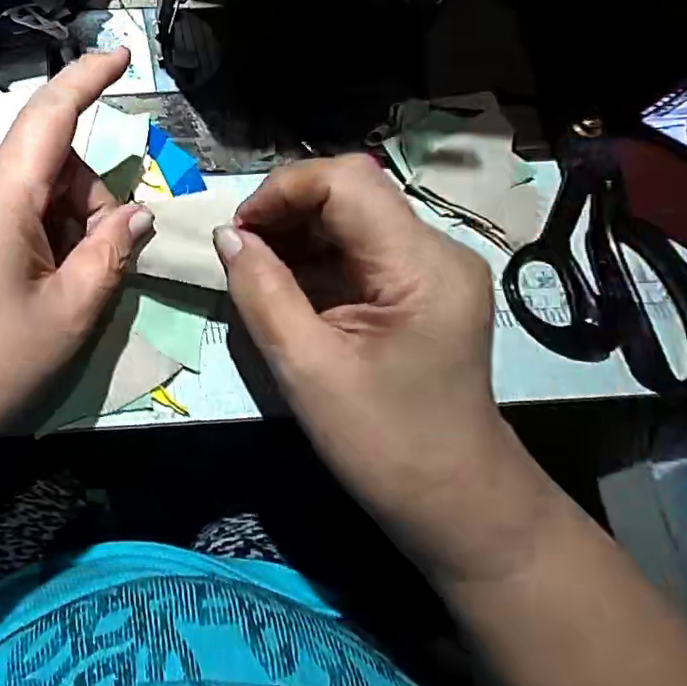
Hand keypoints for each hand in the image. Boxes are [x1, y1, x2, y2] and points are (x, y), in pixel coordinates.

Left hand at [0, 49, 153, 505]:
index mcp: (0, 196)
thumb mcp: (71, 310)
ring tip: (68, 283)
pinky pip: (16, 206)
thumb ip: (112, 251)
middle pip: (56, 161)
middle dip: (93, 200)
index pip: (49, 115)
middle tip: (101, 262)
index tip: (123, 55)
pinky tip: (43, 280)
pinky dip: (46, 230)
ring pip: (39, 186)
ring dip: (71, 221)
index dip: (88, 77)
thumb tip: (137, 215)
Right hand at [215, 154, 552, 579]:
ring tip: (256, 263)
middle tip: (241, 247)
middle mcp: (439, 250)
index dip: (284, 189)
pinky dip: (319, 254)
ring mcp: (436, 266)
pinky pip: (364, 246)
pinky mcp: (425, 285)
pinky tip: (287, 279)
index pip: (348, 181)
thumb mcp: (307, 370)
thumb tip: (227, 235)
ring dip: (300, 230)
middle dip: (288, 208)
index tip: (239, 230)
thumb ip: (262, 292)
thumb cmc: (386, 447)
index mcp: (423, 265)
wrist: (459, 504)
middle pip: (353, 191)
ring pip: (356, 214)